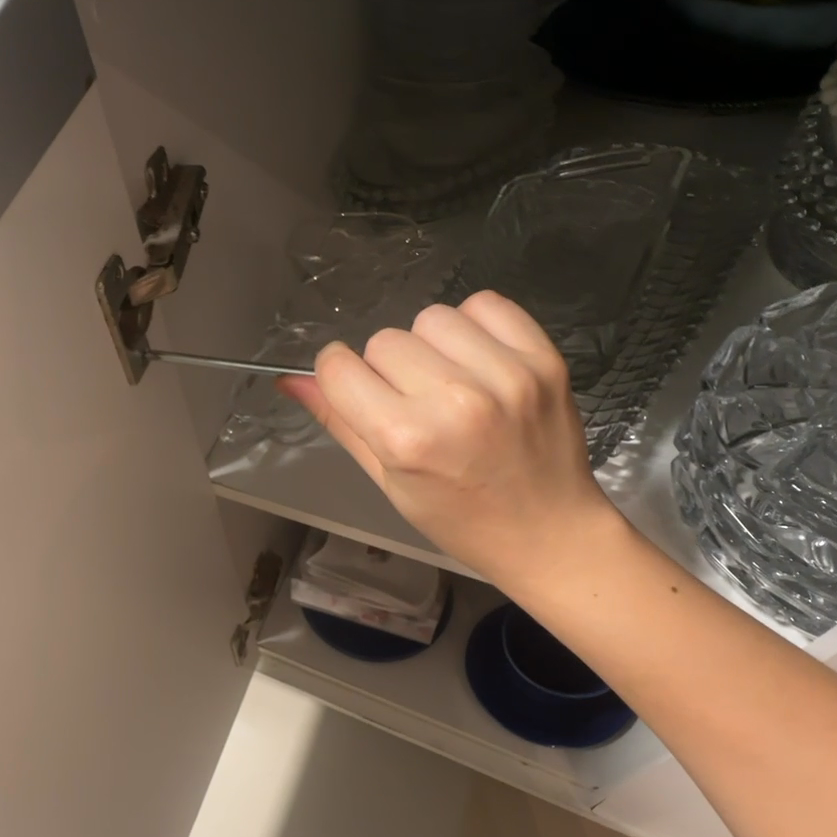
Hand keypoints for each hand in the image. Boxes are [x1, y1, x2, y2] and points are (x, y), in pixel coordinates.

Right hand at [278, 291, 624, 588]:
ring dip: (428, 345)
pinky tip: (478, 363)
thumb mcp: (386, 480)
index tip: (358, 395)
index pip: (339, 366)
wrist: (548, 531)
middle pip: (383, 340)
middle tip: (412, 404)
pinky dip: (472, 327)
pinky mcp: (543, 359)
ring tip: (448, 383)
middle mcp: (454, 400)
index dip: (339, 378)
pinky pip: (486, 305)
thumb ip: (338, 421)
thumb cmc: (458, 518)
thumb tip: (289, 380)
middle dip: (385, 368)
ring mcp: (505, 375)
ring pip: (431, 317)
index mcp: (406, 439)